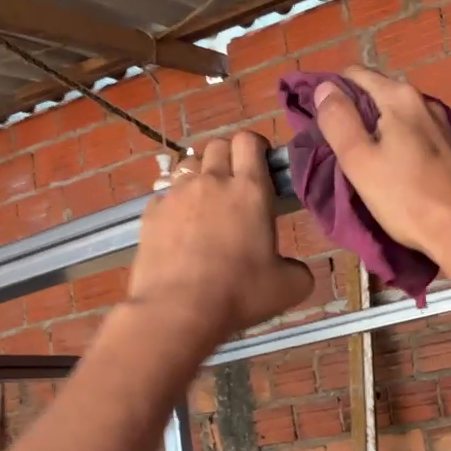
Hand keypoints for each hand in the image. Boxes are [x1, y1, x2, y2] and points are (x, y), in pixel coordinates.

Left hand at [128, 132, 313, 341]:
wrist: (178, 310)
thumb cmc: (240, 294)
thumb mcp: (290, 287)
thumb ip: (299, 269)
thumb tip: (293, 268)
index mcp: (250, 190)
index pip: (249, 141)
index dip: (256, 148)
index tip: (262, 167)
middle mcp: (212, 182)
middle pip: (217, 145)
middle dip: (228, 157)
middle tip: (236, 186)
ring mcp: (177, 195)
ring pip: (188, 164)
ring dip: (200, 175)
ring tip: (207, 203)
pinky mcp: (151, 213)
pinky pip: (165, 194)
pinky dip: (175, 203)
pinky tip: (181, 228)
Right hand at [314, 67, 450, 263]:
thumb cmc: (406, 197)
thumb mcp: (359, 160)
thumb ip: (339, 120)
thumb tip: (324, 88)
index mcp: (399, 97)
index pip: (354, 74)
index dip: (332, 93)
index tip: (321, 122)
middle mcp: (424, 101)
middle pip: (378, 93)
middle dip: (355, 112)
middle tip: (339, 146)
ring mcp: (442, 123)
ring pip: (398, 115)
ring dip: (378, 129)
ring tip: (364, 158)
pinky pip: (415, 132)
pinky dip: (398, 141)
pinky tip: (394, 166)